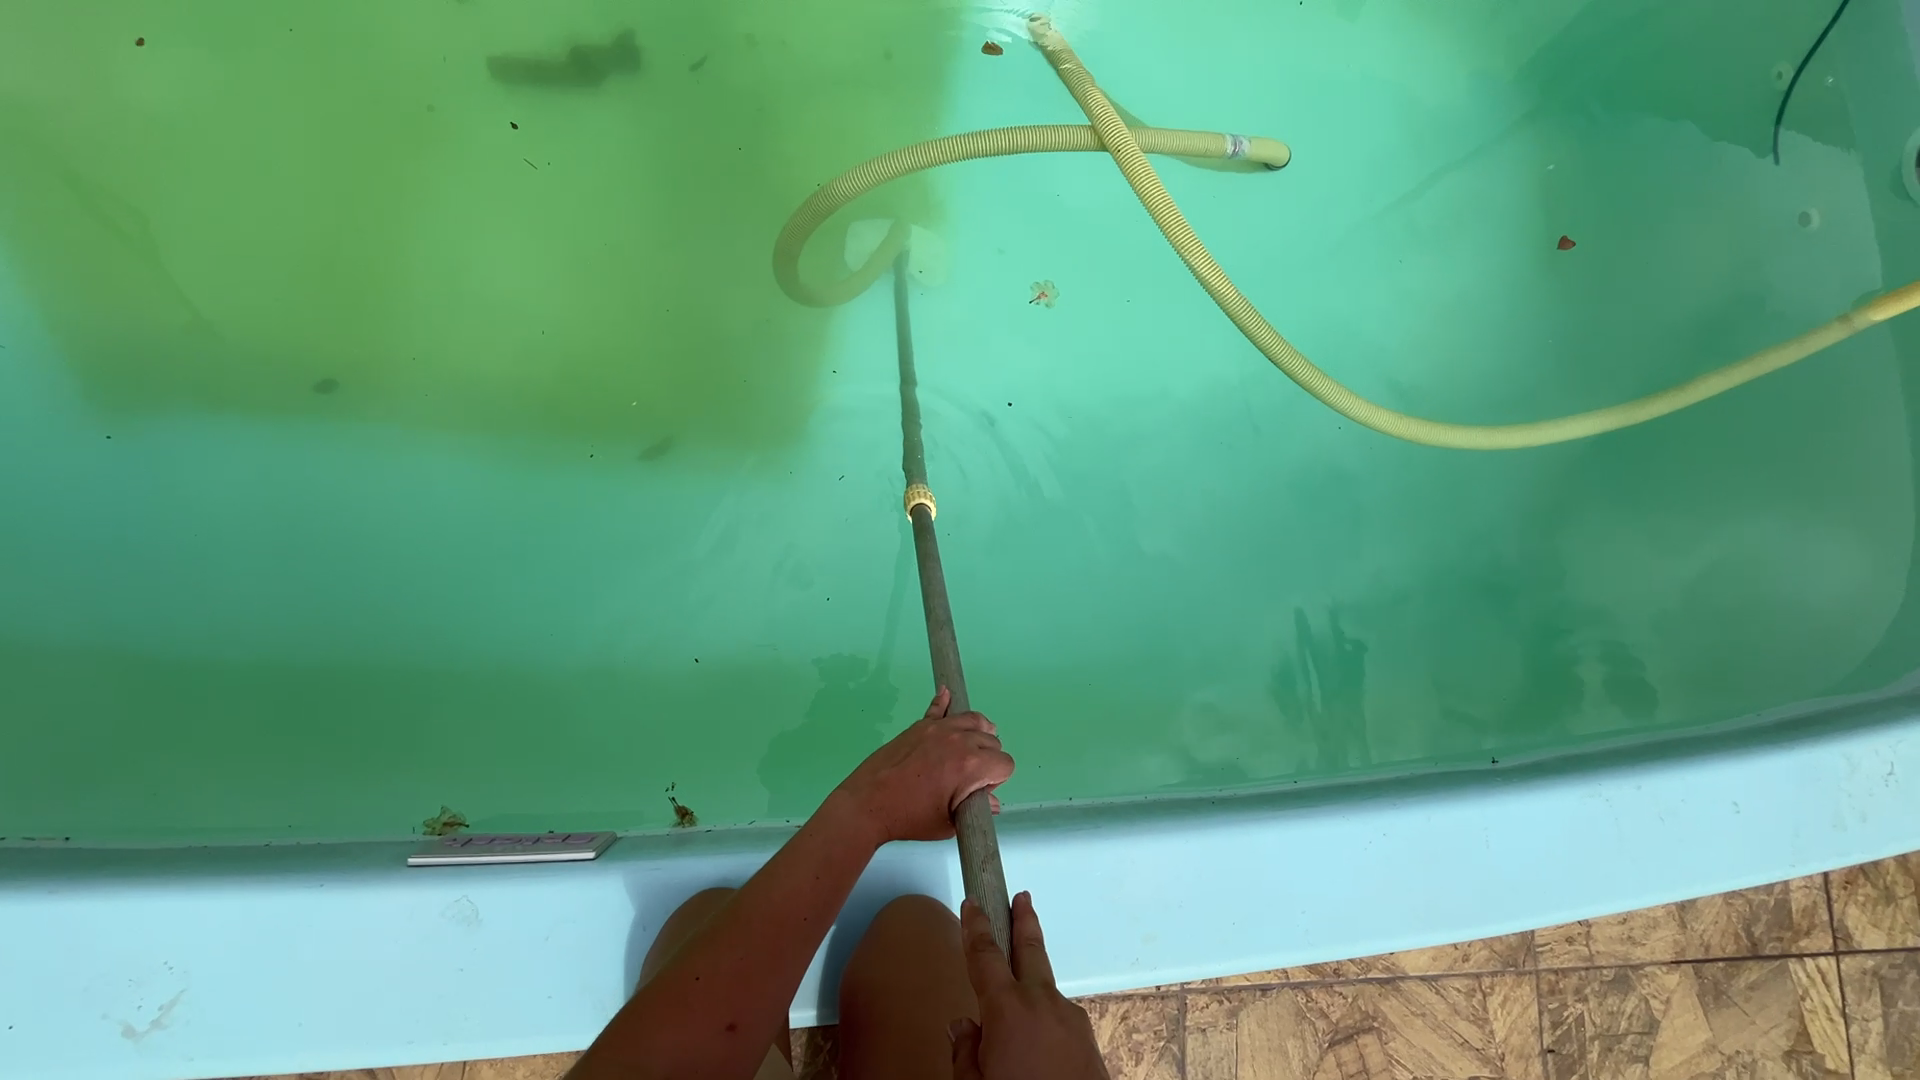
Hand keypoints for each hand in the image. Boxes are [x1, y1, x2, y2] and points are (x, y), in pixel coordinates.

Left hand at [830, 687, 1013, 846]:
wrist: (868, 804)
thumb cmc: (909, 818)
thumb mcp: (948, 823)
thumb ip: (975, 809)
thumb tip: (990, 803)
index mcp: (971, 765)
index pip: (1005, 763)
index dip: (996, 780)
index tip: (978, 792)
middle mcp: (959, 740)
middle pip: (992, 740)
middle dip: (988, 759)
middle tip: (967, 780)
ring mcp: (938, 729)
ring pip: (973, 719)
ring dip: (978, 732)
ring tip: (971, 747)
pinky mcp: (919, 726)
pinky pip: (937, 707)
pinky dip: (944, 701)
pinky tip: (947, 694)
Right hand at [951, 891, 1109, 1079]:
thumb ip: (966, 1055)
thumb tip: (963, 1026)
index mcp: (1007, 1009)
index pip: (984, 956)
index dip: (974, 927)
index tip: (972, 902)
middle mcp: (1042, 1003)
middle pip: (1030, 949)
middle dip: (1024, 920)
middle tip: (1023, 896)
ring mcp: (1070, 1019)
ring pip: (1046, 988)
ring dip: (1033, 979)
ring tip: (1018, 991)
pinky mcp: (1088, 1041)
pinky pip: (1059, 1019)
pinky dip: (1046, 1018)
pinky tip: (1038, 1042)